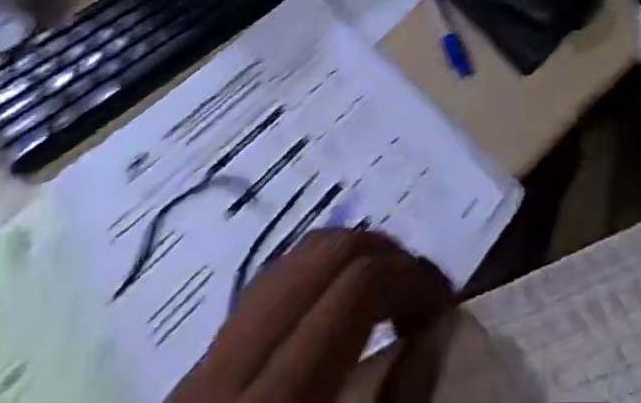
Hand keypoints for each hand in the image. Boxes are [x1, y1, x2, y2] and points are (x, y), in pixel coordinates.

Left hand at [169, 229, 456, 402]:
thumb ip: (403, 400)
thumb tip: (432, 330)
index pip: (359, 285)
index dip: (417, 278)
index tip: (445, 307)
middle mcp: (230, 369)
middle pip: (327, 252)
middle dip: (390, 258)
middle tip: (421, 297)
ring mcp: (203, 366)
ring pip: (293, 260)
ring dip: (354, 262)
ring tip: (386, 301)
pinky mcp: (194, 373)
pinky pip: (268, 291)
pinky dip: (318, 283)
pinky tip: (339, 318)